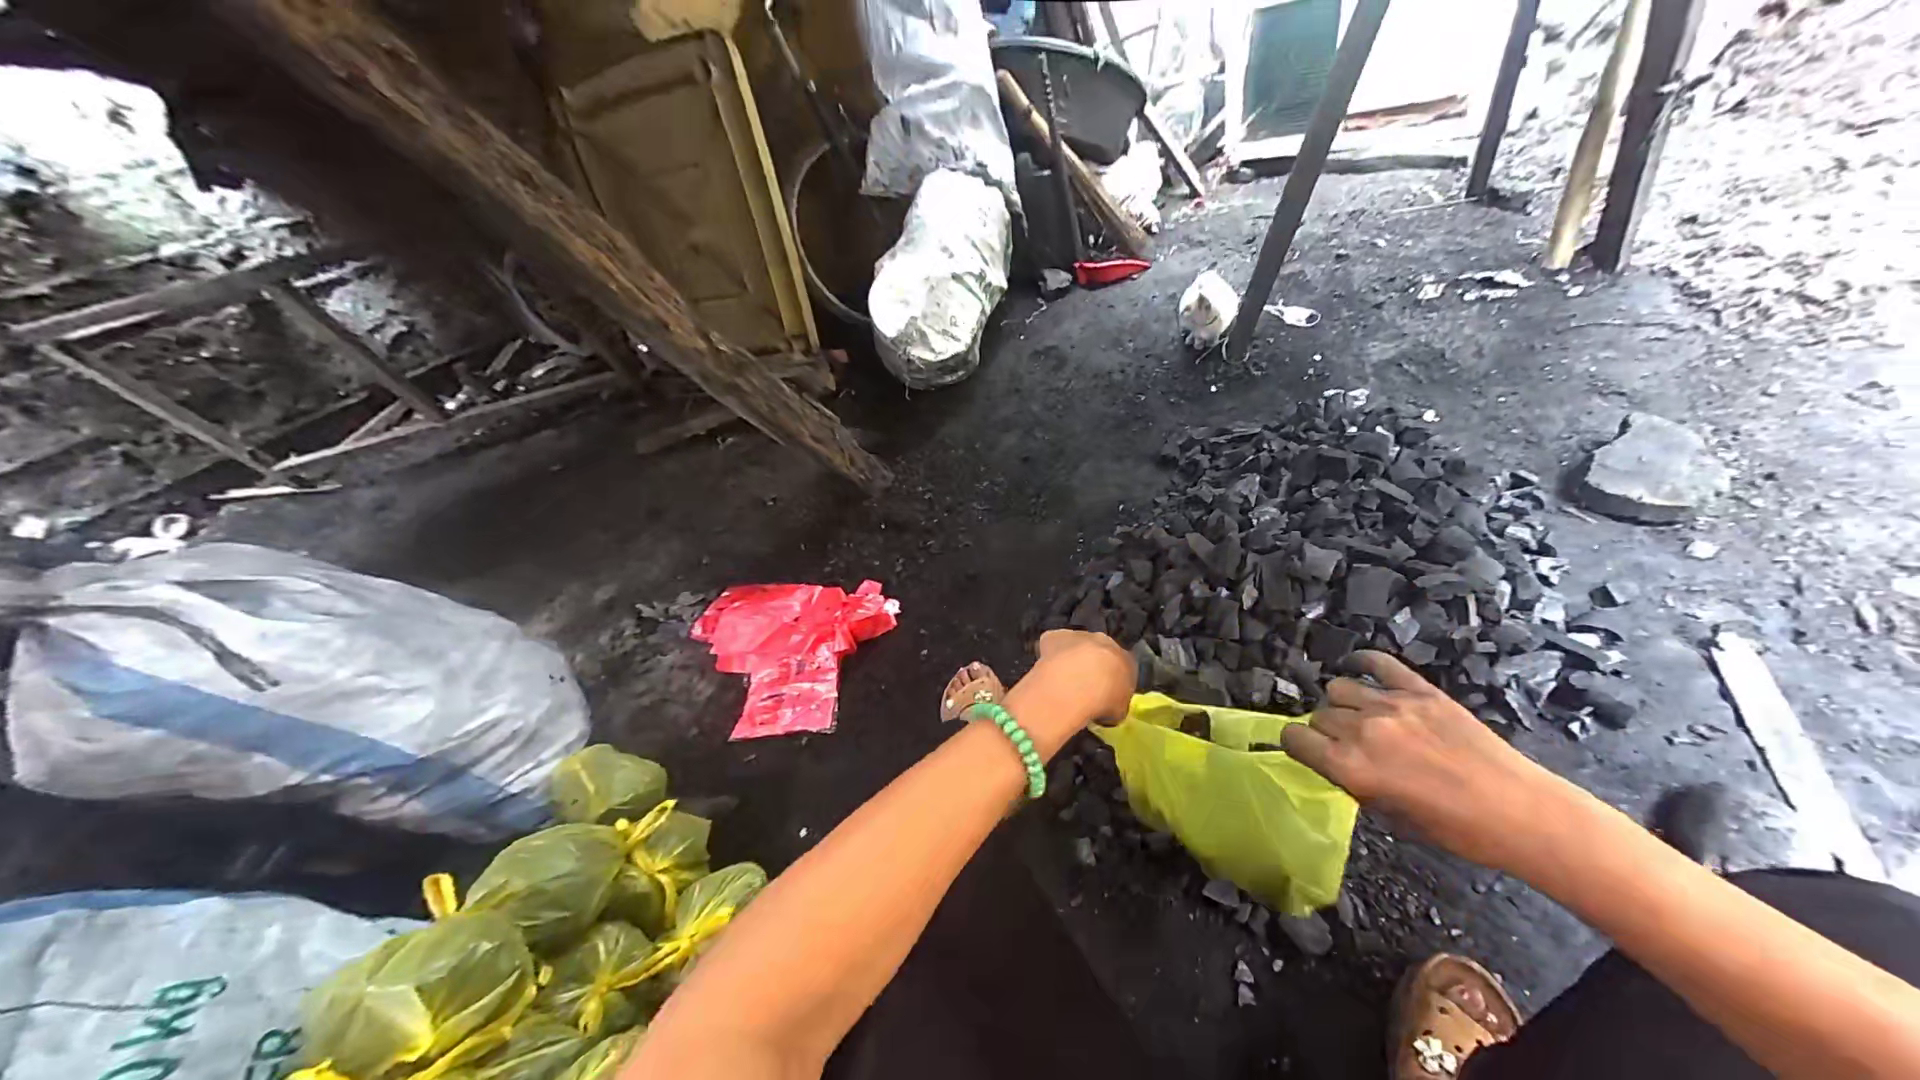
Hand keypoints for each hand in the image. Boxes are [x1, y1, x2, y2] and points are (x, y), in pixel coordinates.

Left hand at [1003, 630, 1134, 753]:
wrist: (1078, 684)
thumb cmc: (1105, 701)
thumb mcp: (1118, 711)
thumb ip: (1115, 704)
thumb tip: (1108, 707)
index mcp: (1126, 659)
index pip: (1122, 668)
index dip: (1111, 681)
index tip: (1103, 695)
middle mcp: (1105, 641)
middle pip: (1099, 653)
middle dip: (1091, 667)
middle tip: (1081, 688)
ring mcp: (1079, 636)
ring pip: (1075, 646)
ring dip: (1070, 660)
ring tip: (1062, 682)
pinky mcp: (1055, 635)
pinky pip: (1052, 644)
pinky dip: (1049, 655)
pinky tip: (1047, 672)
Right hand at [1281, 651, 1585, 871]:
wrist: (1522, 813)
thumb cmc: (1456, 828)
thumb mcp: (1389, 816)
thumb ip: (1353, 782)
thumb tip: (1334, 760)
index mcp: (1350, 767)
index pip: (1293, 738)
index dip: (1296, 745)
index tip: (1308, 751)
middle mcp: (1362, 731)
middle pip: (1318, 713)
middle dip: (1324, 728)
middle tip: (1346, 743)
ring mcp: (1392, 706)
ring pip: (1339, 687)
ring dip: (1343, 702)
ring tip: (1361, 716)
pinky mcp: (1420, 691)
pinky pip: (1378, 662)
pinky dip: (1364, 662)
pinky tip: (1362, 669)